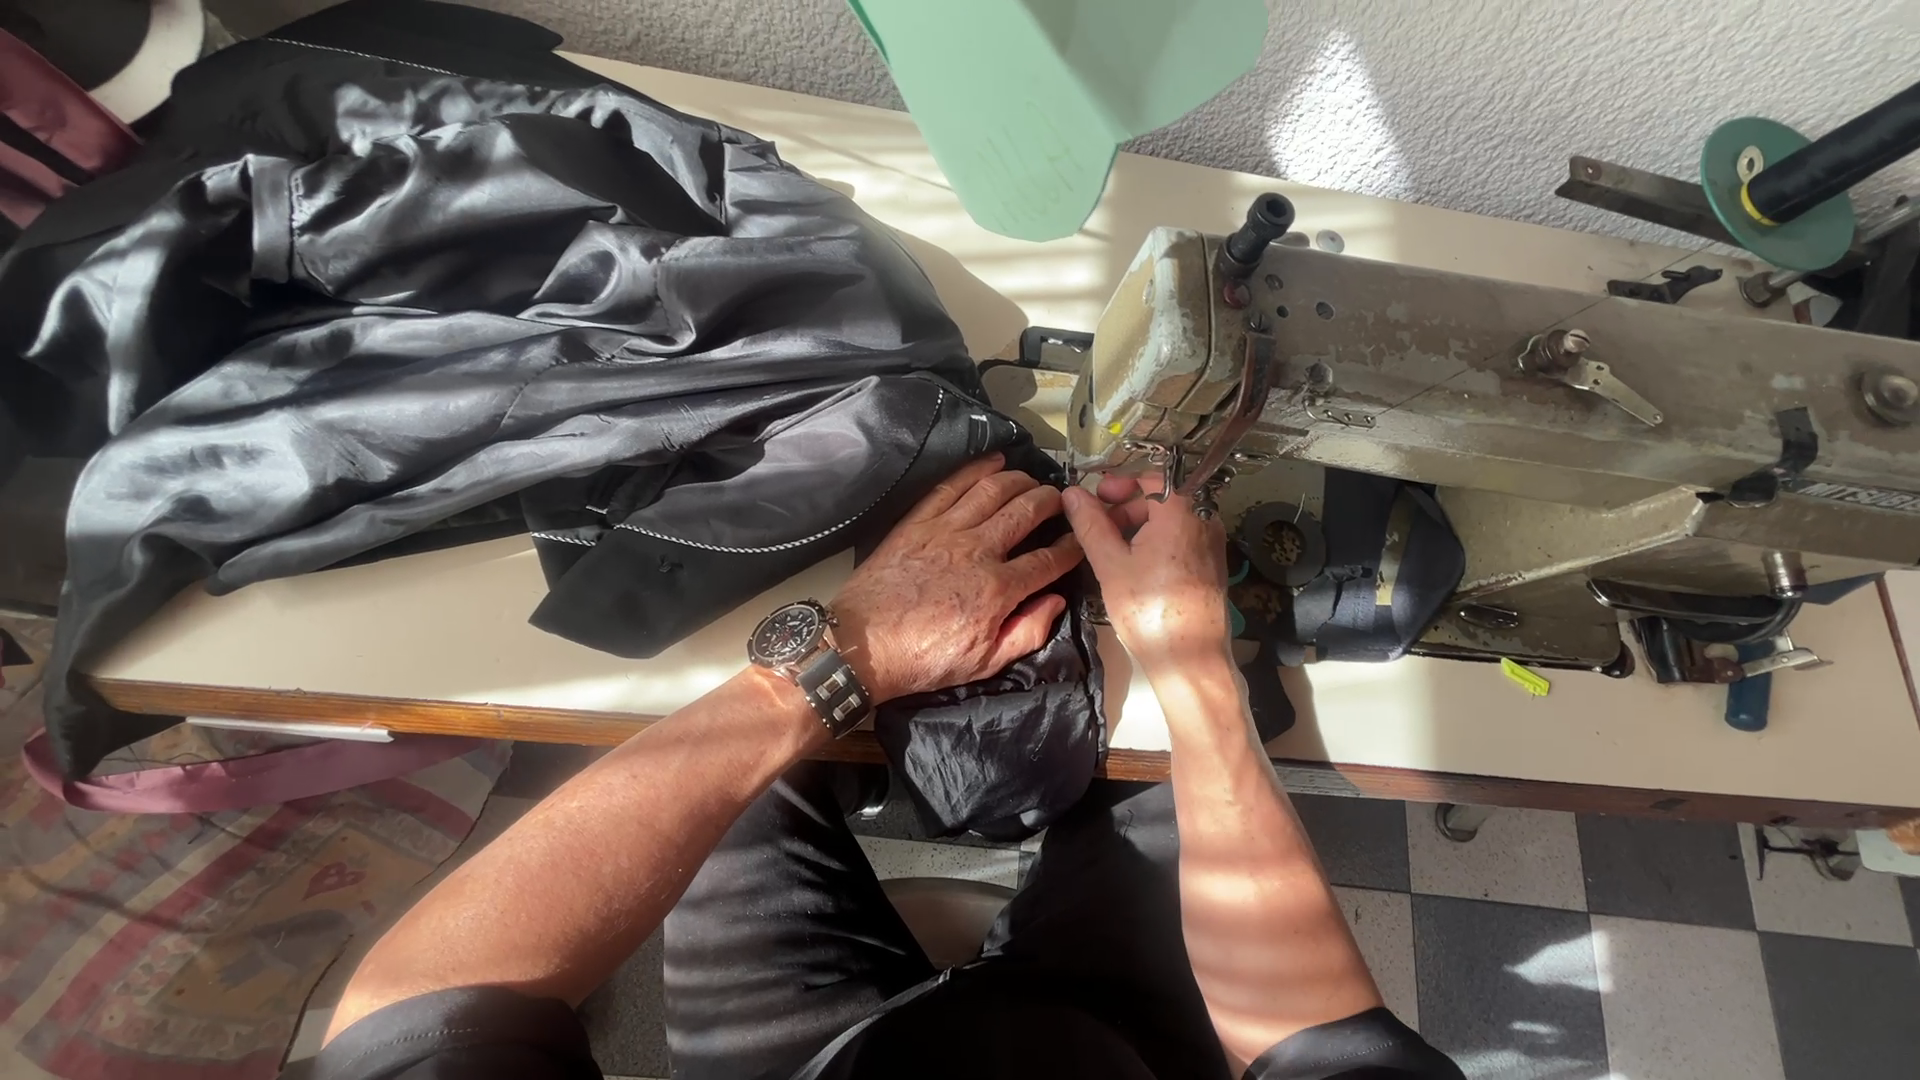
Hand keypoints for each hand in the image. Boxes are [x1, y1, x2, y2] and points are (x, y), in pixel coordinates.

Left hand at [831, 453, 1083, 702]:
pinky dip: (975, 469)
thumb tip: (1056, 600)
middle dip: (1051, 501)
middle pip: (1025, 512)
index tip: (1079, 541)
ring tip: (1032, 480)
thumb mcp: (984, 664)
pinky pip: (951, 485)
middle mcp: (977, 550)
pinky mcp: (917, 522)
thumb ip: (1028, 633)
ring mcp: (945, 530)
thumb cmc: (923, 659)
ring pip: (992, 490)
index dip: (1069, 548)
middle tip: (1060, 500)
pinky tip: (992, 462)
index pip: (1047, 560)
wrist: (861, 645)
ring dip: (1019, 480)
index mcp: (997, 589)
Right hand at [1060, 474, 1231, 677]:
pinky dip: (1155, 543)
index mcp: (1183, 511)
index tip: (1097, 497)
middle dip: (1127, 507)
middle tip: (1099, 528)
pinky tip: (1133, 568)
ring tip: (1112, 552)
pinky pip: (1180, 540)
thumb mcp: (1110, 564)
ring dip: (1138, 527)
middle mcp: (1205, 520)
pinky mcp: (1210, 566)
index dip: (1121, 483)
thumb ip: (1090, 524)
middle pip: (1162, 497)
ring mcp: (1211, 544)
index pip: (1151, 476)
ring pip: (1170, 520)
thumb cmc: (1148, 610)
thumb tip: (1071, 494)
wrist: (1189, 660)